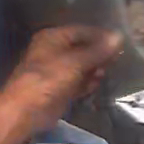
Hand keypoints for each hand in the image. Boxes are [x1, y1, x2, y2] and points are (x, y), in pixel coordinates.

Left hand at [0, 26, 122, 143]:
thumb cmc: (47, 80)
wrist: (25, 112)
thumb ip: (97, 51)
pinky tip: (98, 83)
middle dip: (98, 54)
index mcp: (52, 38)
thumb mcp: (75, 62)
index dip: (100, 36)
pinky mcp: (59, 89)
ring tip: (108, 71)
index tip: (119, 42)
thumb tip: (118, 37)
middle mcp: (53, 51)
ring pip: (81, 66)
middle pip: (82, 48)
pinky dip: (87, 82)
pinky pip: (77, 81)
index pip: (82, 31)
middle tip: (118, 58)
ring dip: (94, 69)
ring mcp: (56, 71)